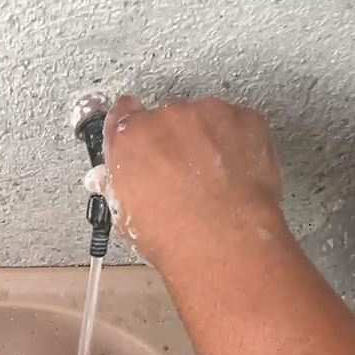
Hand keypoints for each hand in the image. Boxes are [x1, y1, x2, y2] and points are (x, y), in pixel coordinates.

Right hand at [102, 95, 286, 268]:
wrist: (224, 240)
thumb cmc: (174, 234)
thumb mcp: (127, 218)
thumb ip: (116, 185)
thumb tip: (110, 178)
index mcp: (130, 138)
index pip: (122, 114)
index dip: (129, 128)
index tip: (135, 140)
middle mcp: (167, 118)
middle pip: (166, 119)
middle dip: (170, 142)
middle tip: (177, 177)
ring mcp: (207, 114)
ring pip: (202, 120)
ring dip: (203, 142)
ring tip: (208, 182)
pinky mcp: (244, 118)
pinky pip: (235, 125)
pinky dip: (233, 144)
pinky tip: (230, 176)